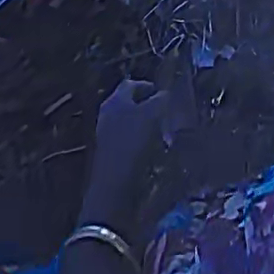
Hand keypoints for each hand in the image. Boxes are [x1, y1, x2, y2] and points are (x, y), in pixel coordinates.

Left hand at [81, 79, 170, 225]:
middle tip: (166, 113)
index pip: (132, 84)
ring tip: (164, 133)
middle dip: (148, 106)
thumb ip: (159, 101)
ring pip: (130, 122)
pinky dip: (142, 141)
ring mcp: (107, 135)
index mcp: (115, 101)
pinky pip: (129, 140)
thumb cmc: (132, 145)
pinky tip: (154, 151)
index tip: (165, 95)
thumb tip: (165, 94)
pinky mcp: (111, 155)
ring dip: (147, 125)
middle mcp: (108, 115)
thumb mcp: (151, 117)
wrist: (114, 188)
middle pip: (130, 103)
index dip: (148, 86)